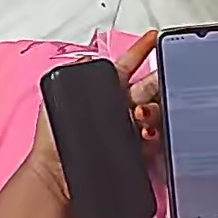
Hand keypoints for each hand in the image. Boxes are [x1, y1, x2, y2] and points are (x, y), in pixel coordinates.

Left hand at [20, 31, 162, 203]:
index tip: (155, 38)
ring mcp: (131, 131)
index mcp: (103, 93)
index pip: (126, 66)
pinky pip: (156, 140)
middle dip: (158, 81)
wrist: (58, 180)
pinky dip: (155, 136)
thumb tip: (86, 59)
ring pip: (155, 112)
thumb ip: (71, 79)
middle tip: (164, 79)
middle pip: (148, 88)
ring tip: (141, 116)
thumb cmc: (54, 145)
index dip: (141, 51)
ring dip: (154, 110)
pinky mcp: (138, 153)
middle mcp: (120, 110)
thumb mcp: (56, 104)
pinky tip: (147, 135)